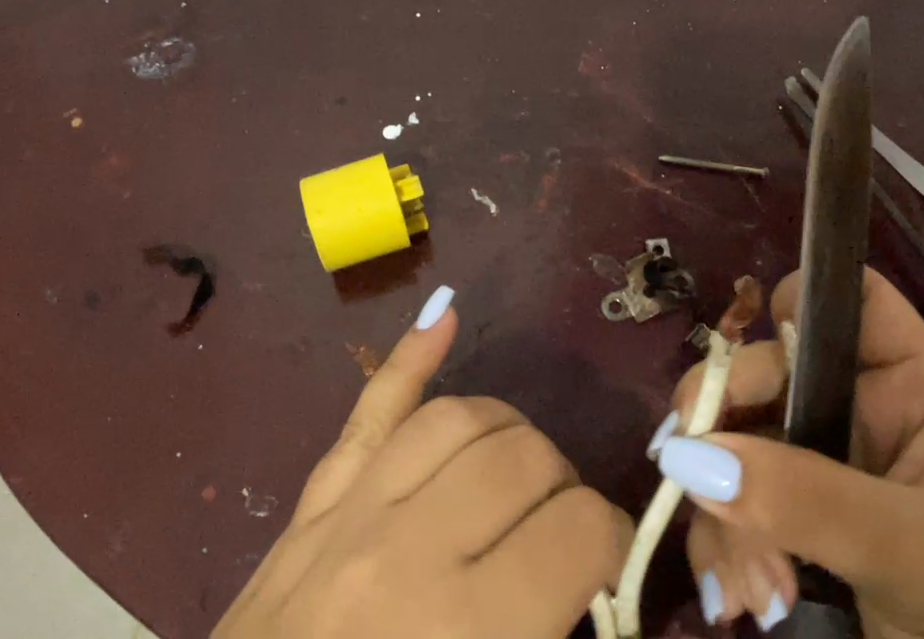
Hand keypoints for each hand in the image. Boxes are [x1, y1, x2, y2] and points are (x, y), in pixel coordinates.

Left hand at [213, 286, 634, 638]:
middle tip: (562, 530)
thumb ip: (551, 631)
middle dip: (563, 486)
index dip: (611, 540)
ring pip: (456, 419)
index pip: (577, 529)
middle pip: (524, 457)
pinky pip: (367, 414)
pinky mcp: (312, 504)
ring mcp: (350, 514)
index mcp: (464, 626)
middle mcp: (408, 550)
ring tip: (521, 470)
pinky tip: (444, 317)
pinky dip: (408, 361)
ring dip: (509, 432)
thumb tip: (599, 584)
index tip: (607, 563)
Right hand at [660, 269, 923, 638]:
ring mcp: (823, 470)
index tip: (741, 348)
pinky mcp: (796, 525)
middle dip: (726, 427)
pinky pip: (733, 507)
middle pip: (767, 372)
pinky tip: (741, 601)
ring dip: (720, 509)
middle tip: (689, 474)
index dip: (797, 302)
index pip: (851, 303)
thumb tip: (684, 453)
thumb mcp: (910, 548)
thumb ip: (804, 497)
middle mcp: (859, 414)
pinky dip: (722, 546)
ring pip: (737, 444)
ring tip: (749, 589)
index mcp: (911, 388)